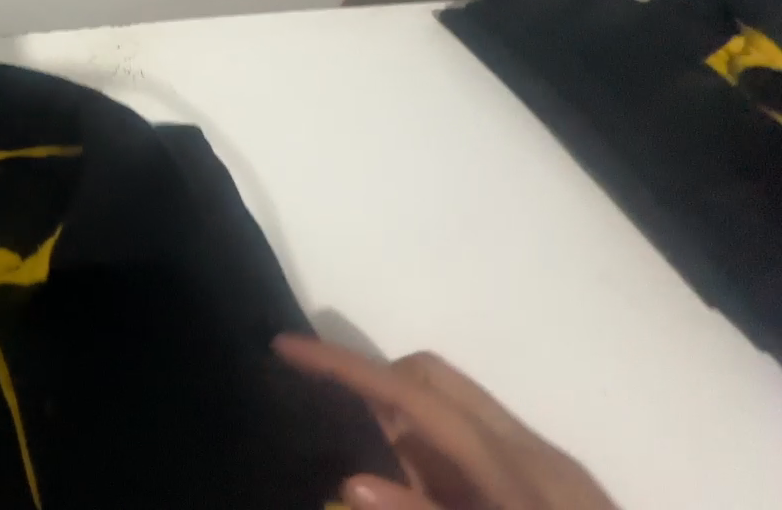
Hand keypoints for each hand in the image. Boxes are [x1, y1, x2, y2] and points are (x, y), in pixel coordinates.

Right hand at [274, 334, 616, 509]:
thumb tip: (349, 482)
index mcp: (521, 470)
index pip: (415, 394)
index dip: (345, 366)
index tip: (282, 347)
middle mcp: (534, 453)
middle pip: (430, 377)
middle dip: (370, 381)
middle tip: (323, 413)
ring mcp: (545, 467)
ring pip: (447, 404)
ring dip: (396, 417)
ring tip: (365, 459)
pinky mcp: (550, 486)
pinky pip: (466, 439)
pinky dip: (425, 447)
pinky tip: (414, 486)